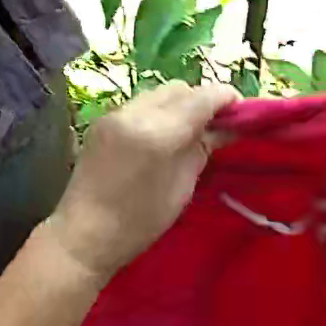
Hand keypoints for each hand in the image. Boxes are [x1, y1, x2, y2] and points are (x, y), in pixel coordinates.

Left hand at [43, 82, 237, 282]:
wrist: (83, 236)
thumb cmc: (140, 223)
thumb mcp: (182, 188)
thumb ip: (203, 149)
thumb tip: (227, 128)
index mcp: (158, 133)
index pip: (201, 98)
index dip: (226, 98)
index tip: (241, 110)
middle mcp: (134, 113)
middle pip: (179, 88)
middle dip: (202, 100)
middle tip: (217, 124)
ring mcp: (114, 114)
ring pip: (158, 93)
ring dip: (180, 104)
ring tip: (190, 130)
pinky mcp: (102, 121)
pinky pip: (140, 104)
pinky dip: (158, 112)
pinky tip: (163, 135)